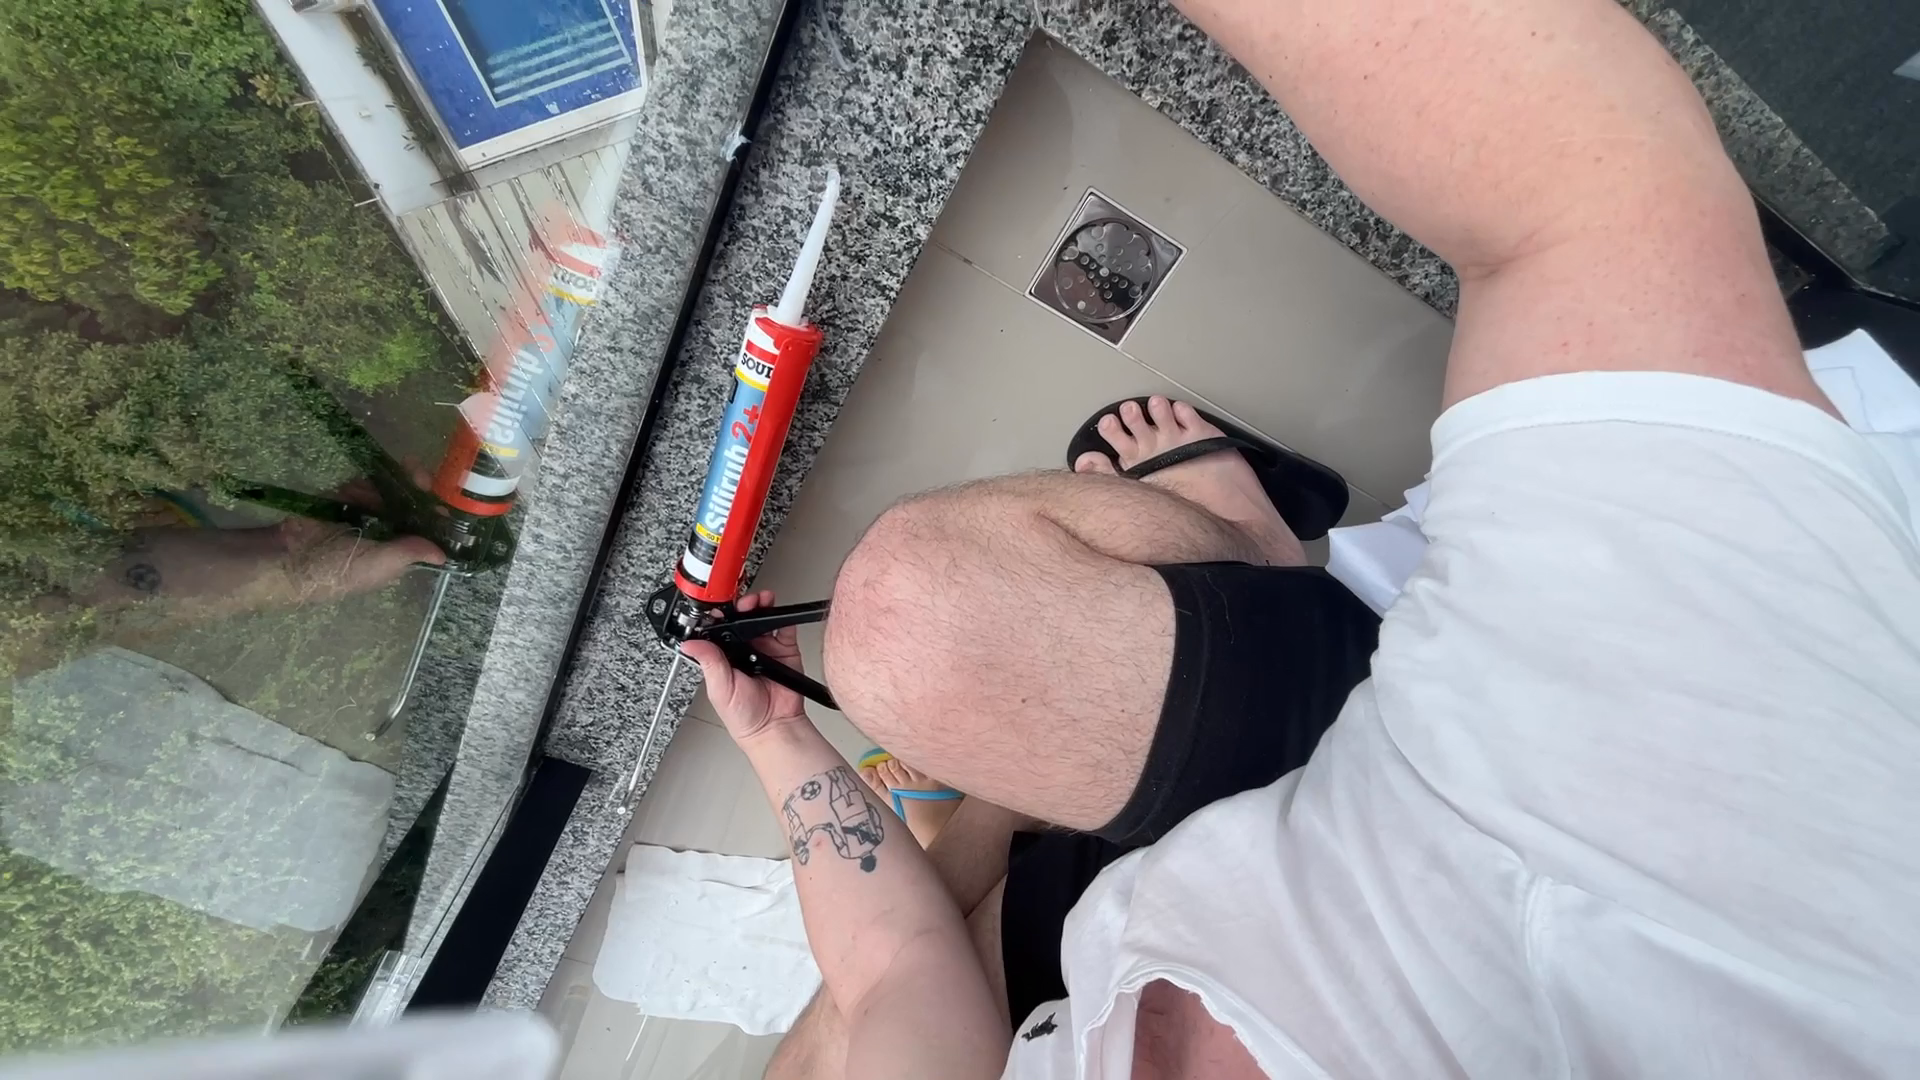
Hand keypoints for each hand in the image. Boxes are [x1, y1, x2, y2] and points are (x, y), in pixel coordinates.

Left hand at [680, 589, 810, 743]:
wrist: (775, 726)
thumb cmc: (745, 716)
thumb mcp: (720, 688)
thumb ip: (709, 662)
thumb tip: (689, 644)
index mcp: (724, 658)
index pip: (719, 630)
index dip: (719, 616)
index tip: (719, 607)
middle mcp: (744, 650)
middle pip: (742, 620)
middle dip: (743, 606)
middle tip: (745, 602)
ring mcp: (765, 649)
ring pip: (762, 620)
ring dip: (762, 607)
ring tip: (761, 602)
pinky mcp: (785, 651)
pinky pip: (785, 629)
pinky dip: (784, 619)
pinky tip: (778, 614)